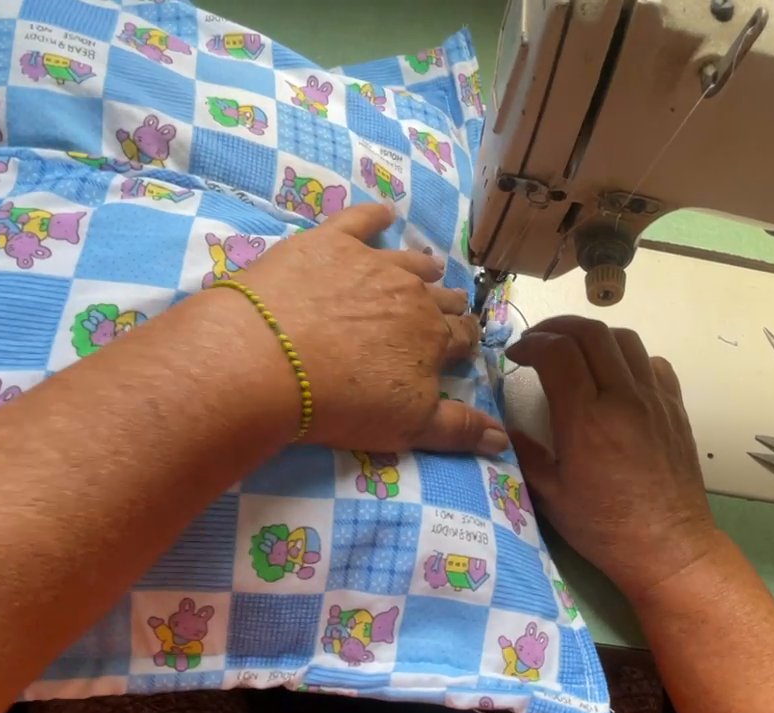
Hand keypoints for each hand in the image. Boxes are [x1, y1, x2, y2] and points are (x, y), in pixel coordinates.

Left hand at [226, 203, 505, 454]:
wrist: (270, 360)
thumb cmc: (342, 402)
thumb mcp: (407, 427)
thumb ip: (456, 430)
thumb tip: (503, 440)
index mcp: (432, 339)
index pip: (461, 337)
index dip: (465, 341)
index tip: (466, 343)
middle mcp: (410, 295)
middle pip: (438, 298)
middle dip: (448, 304)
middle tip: (450, 308)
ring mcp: (370, 264)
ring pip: (408, 261)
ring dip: (423, 266)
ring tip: (431, 266)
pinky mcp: (328, 243)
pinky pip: (359, 221)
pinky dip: (374, 216)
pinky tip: (384, 212)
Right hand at [506, 317, 723, 604]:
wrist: (668, 546)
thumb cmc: (604, 528)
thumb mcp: (551, 496)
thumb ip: (525, 454)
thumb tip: (503, 428)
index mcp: (586, 420)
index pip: (557, 352)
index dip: (531, 343)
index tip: (515, 354)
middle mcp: (623, 399)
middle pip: (591, 333)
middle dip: (557, 327)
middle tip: (537, 342)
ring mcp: (654, 400)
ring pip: (625, 339)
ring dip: (593, 336)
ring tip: (573, 352)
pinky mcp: (674, 409)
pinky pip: (653, 363)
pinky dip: (628, 357)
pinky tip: (615, 376)